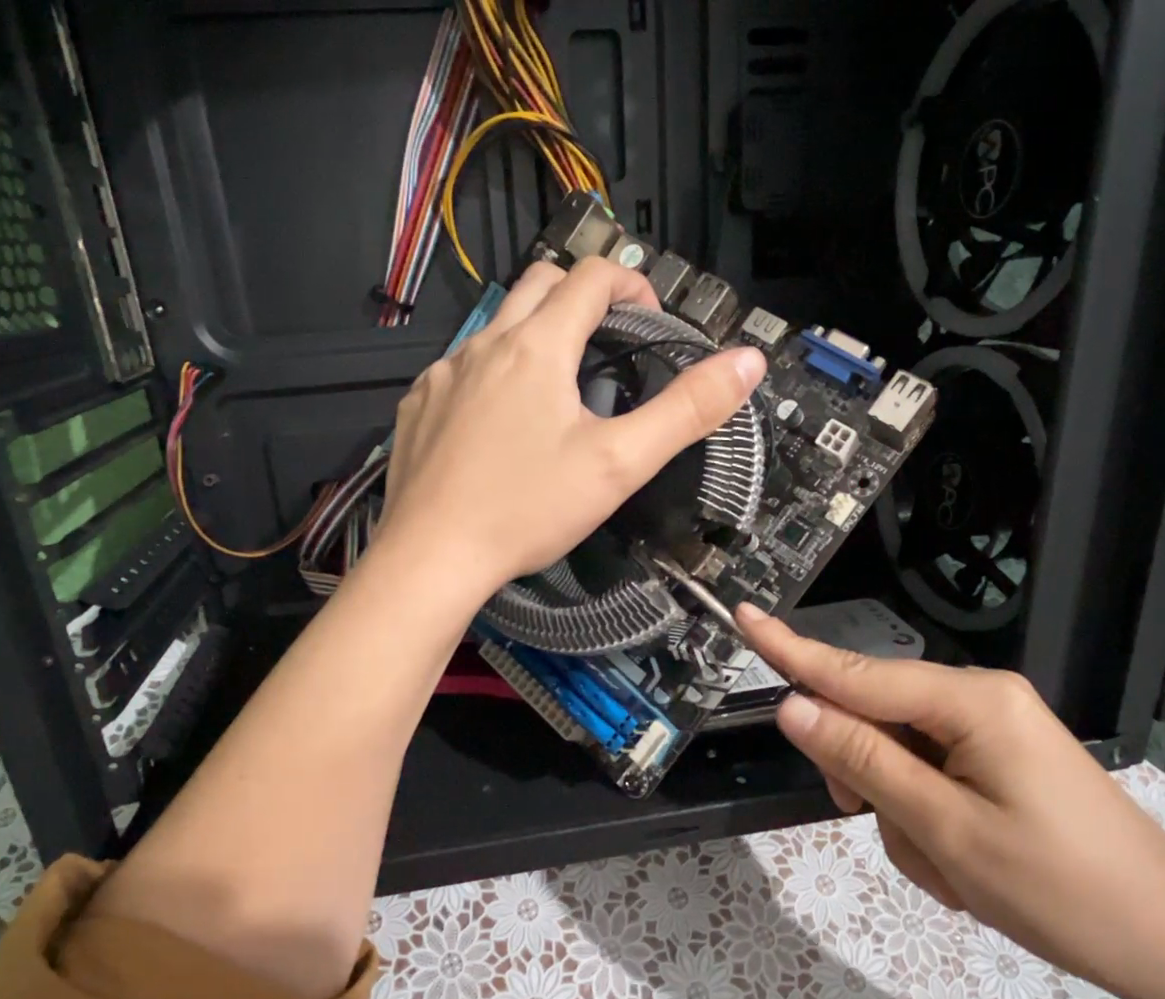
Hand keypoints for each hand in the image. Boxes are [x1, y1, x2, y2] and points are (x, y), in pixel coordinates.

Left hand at [379, 257, 765, 593]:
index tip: (649, 317)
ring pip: (496, 325)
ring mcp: (443, 373)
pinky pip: (461, 366)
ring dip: (534, 332)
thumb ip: (686, 411)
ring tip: (558, 385)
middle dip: (580, 293)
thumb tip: (746, 362)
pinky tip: (500, 422)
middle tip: (608, 337)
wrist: (429, 557)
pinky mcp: (419, 405)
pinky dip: (492, 371)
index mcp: (537, 347)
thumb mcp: (619, 464)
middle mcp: (485, 345)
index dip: (629, 283)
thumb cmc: (526, 510)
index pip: (590, 276)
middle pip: (539, 281)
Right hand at [734, 604, 1164, 998]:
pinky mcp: (1000, 764)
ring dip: (903, 817)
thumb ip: (863, 759)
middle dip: (866, 777)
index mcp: (971, 700)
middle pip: (875, 719)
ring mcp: (992, 733)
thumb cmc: (1058, 888)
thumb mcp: (945, 829)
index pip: (856, 673)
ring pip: (898, 761)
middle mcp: (979, 700)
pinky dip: (928, 824)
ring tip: (952, 868)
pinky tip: (965, 866)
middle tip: (895, 833)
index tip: (742, 616)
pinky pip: (930, 780)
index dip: (792, 650)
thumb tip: (793, 705)